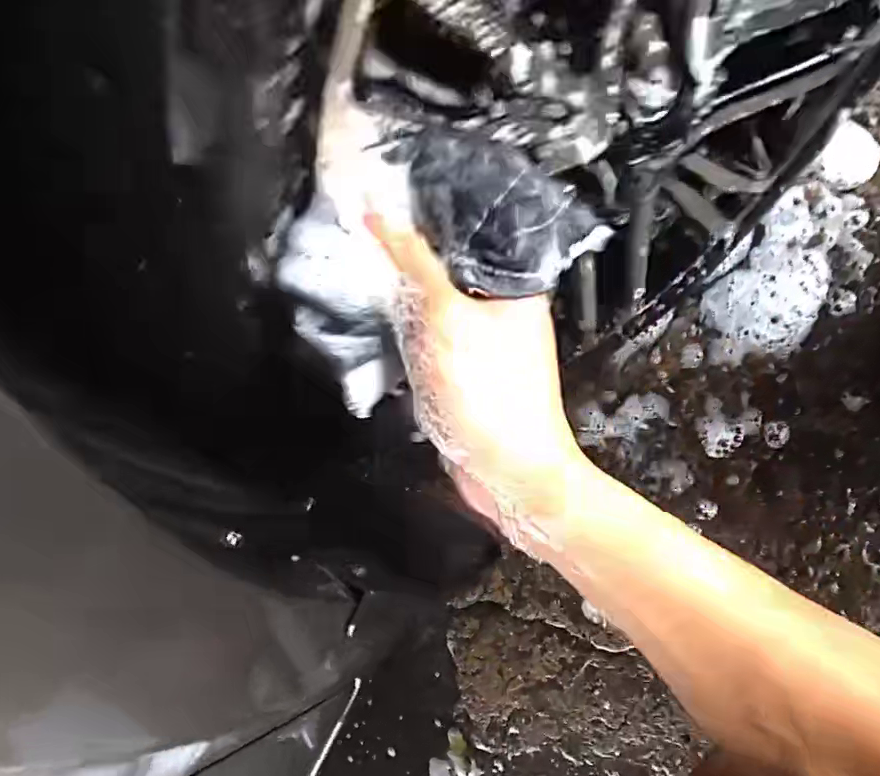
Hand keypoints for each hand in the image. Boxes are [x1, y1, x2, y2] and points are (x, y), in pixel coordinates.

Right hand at [365, 210, 590, 551]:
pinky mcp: (466, 375)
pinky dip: (408, 338)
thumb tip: (382, 216)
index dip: (423, 215)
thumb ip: (415, 265)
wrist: (511, 473)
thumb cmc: (499, 405)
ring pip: (434, 307)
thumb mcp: (447, 321)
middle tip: (364, 239)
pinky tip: (389, 331)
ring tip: (372, 283)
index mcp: (516, 289)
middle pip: (446, 269)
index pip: (467, 231)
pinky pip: (429, 344)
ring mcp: (483, 345)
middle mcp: (504, 313)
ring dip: (404, 301)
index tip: (380, 198)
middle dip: (406, 260)